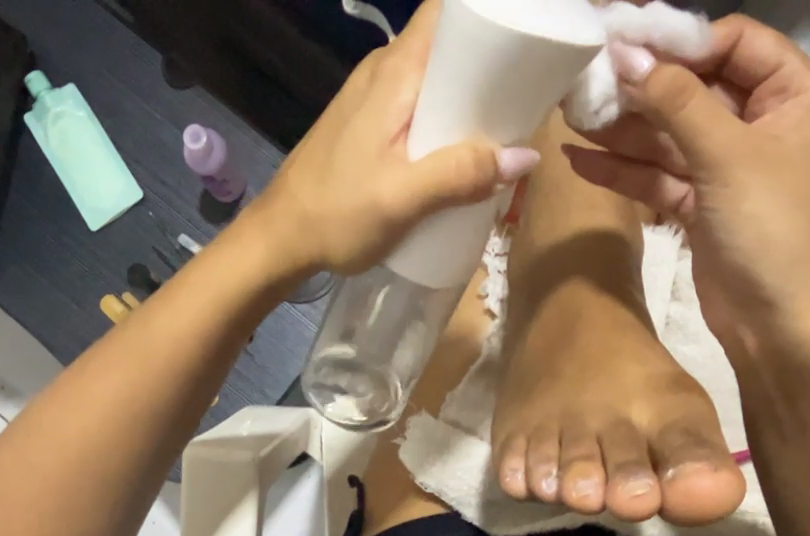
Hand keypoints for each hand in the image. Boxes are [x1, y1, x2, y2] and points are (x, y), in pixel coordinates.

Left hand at [253, 0, 539, 275]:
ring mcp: (374, 100)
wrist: (281, 239)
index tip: (526, 44)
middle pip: (449, 47)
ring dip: (471, 102)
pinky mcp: (369, 127)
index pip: (447, 11)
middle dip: (491, 69)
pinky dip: (447, 123)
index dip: (488, 16)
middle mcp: (384, 73)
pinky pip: (420, 108)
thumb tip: (525, 157)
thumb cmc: (336, 214)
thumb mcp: (403, 199)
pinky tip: (463, 155)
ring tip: (505, 130)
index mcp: (395, 73)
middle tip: (527, 100)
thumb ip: (460, 175)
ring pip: (436, 81)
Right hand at [561, 15, 809, 363]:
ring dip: (623, 131)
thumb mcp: (727, 156)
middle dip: (641, 88)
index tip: (621, 45)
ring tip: (569, 118)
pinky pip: (658, 177)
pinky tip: (580, 161)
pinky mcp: (700, 207)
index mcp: (793, 94)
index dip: (678, 42)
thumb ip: (676, 101)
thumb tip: (626, 54)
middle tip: (582, 82)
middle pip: (693, 89)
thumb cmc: (772, 229)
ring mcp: (727, 168)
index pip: (732, 43)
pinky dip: (623, 172)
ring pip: (669, 137)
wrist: (779, 325)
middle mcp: (762, 123)